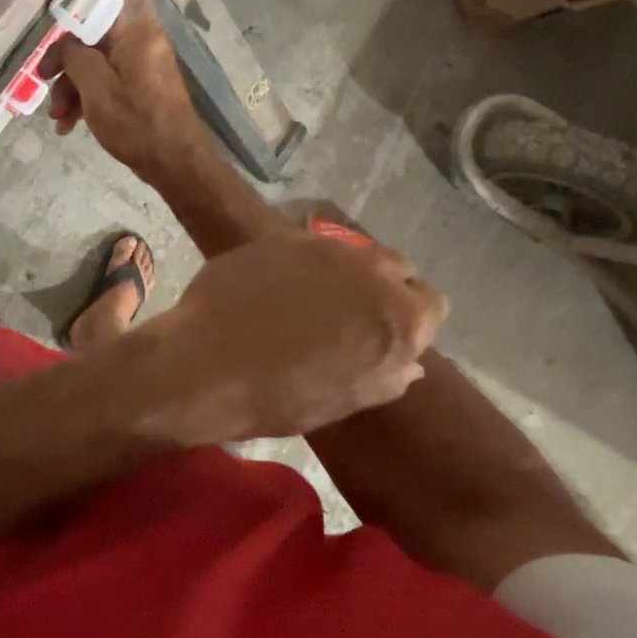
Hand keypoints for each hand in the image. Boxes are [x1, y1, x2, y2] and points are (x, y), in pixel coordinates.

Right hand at [38, 0, 207, 179]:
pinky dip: (87, 99)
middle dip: (65, 60)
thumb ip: (75, 58)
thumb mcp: (95, 88)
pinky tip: (69, 126)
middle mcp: (141, 39)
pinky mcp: (142, 87)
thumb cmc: (136, 120)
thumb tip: (68, 48)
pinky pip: (107, 81)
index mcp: (136, 29)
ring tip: (58, 119)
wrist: (174, 162)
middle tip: (42, 83)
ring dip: (72, 87)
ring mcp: (143, 64)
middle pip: (95, 31)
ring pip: (96, 61)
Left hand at [118, 229, 449, 444]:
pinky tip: (274, 284)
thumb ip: (387, 376)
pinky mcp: (281, 237)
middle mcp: (372, 273)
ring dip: (343, 270)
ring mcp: (324, 249)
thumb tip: (410, 362)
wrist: (205, 364)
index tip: (383, 332)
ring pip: (353, 251)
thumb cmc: (278, 398)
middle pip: (396, 268)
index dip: (410, 318)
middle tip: (348, 313)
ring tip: (310, 297)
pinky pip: (306, 245)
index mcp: (400, 319)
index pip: (431, 303)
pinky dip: (300, 262)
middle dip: (381, 286)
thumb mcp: (345, 400)